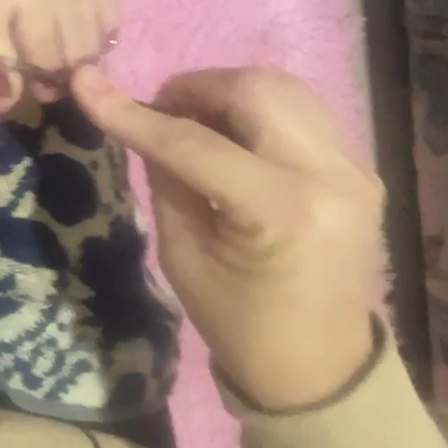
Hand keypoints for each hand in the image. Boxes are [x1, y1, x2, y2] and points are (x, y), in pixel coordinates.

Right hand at [70, 64, 384, 409]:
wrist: (318, 363)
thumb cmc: (235, 317)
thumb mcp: (180, 251)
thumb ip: (165, 177)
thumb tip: (143, 122)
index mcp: (280, 212)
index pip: (193, 142)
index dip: (132, 112)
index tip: (85, 84)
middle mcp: (329, 177)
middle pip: (254, 89)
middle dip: (192, 88)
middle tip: (157, 111)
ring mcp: (355, 168)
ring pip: (282, 88)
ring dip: (225, 92)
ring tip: (191, 121)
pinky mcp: (362, 167)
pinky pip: (299, 111)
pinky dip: (253, 110)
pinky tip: (229, 138)